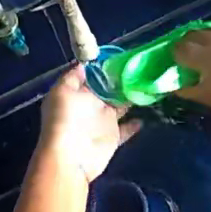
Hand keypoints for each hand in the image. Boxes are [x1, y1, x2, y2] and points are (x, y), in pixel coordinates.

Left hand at [37, 67, 137, 183]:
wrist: (71, 155)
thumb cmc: (66, 119)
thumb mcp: (63, 91)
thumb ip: (73, 76)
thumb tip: (83, 63)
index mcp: (77, 93)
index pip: (92, 76)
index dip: (104, 66)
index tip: (121, 57)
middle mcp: (90, 105)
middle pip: (108, 90)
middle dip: (121, 80)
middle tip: (140, 67)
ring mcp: (103, 121)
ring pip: (120, 106)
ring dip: (131, 98)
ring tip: (147, 85)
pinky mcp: (114, 136)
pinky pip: (127, 128)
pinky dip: (136, 123)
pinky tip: (147, 113)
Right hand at [172, 11, 210, 123]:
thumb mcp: (206, 98)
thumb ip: (184, 87)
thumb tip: (166, 80)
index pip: (180, 49)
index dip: (177, 56)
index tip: (179, 62)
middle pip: (191, 35)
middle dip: (187, 46)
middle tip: (191, 56)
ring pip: (207, 27)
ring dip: (203, 37)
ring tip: (208, 48)